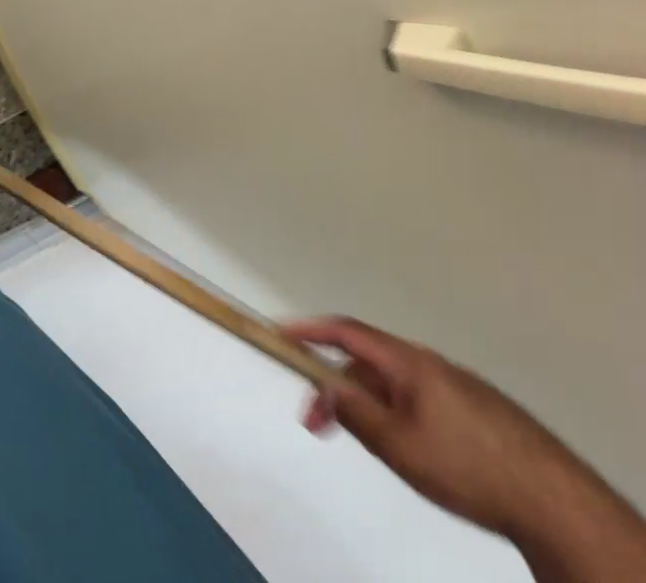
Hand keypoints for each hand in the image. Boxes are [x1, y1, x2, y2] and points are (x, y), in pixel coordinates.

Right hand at [284, 316, 590, 537]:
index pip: (347, 331)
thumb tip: (325, 385)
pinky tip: (409, 446)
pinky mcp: (487, 413)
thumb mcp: (393, 441)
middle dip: (336, 386)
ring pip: (397, 384)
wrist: (562, 509)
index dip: (307, 329)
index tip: (276, 334)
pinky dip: (398, 411)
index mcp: (412, 364)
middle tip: (318, 423)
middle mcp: (438, 366)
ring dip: (368, 403)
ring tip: (367, 442)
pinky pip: (424, 398)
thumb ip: (350, 408)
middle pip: (369, 361)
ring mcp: (467, 389)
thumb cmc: (465, 468)